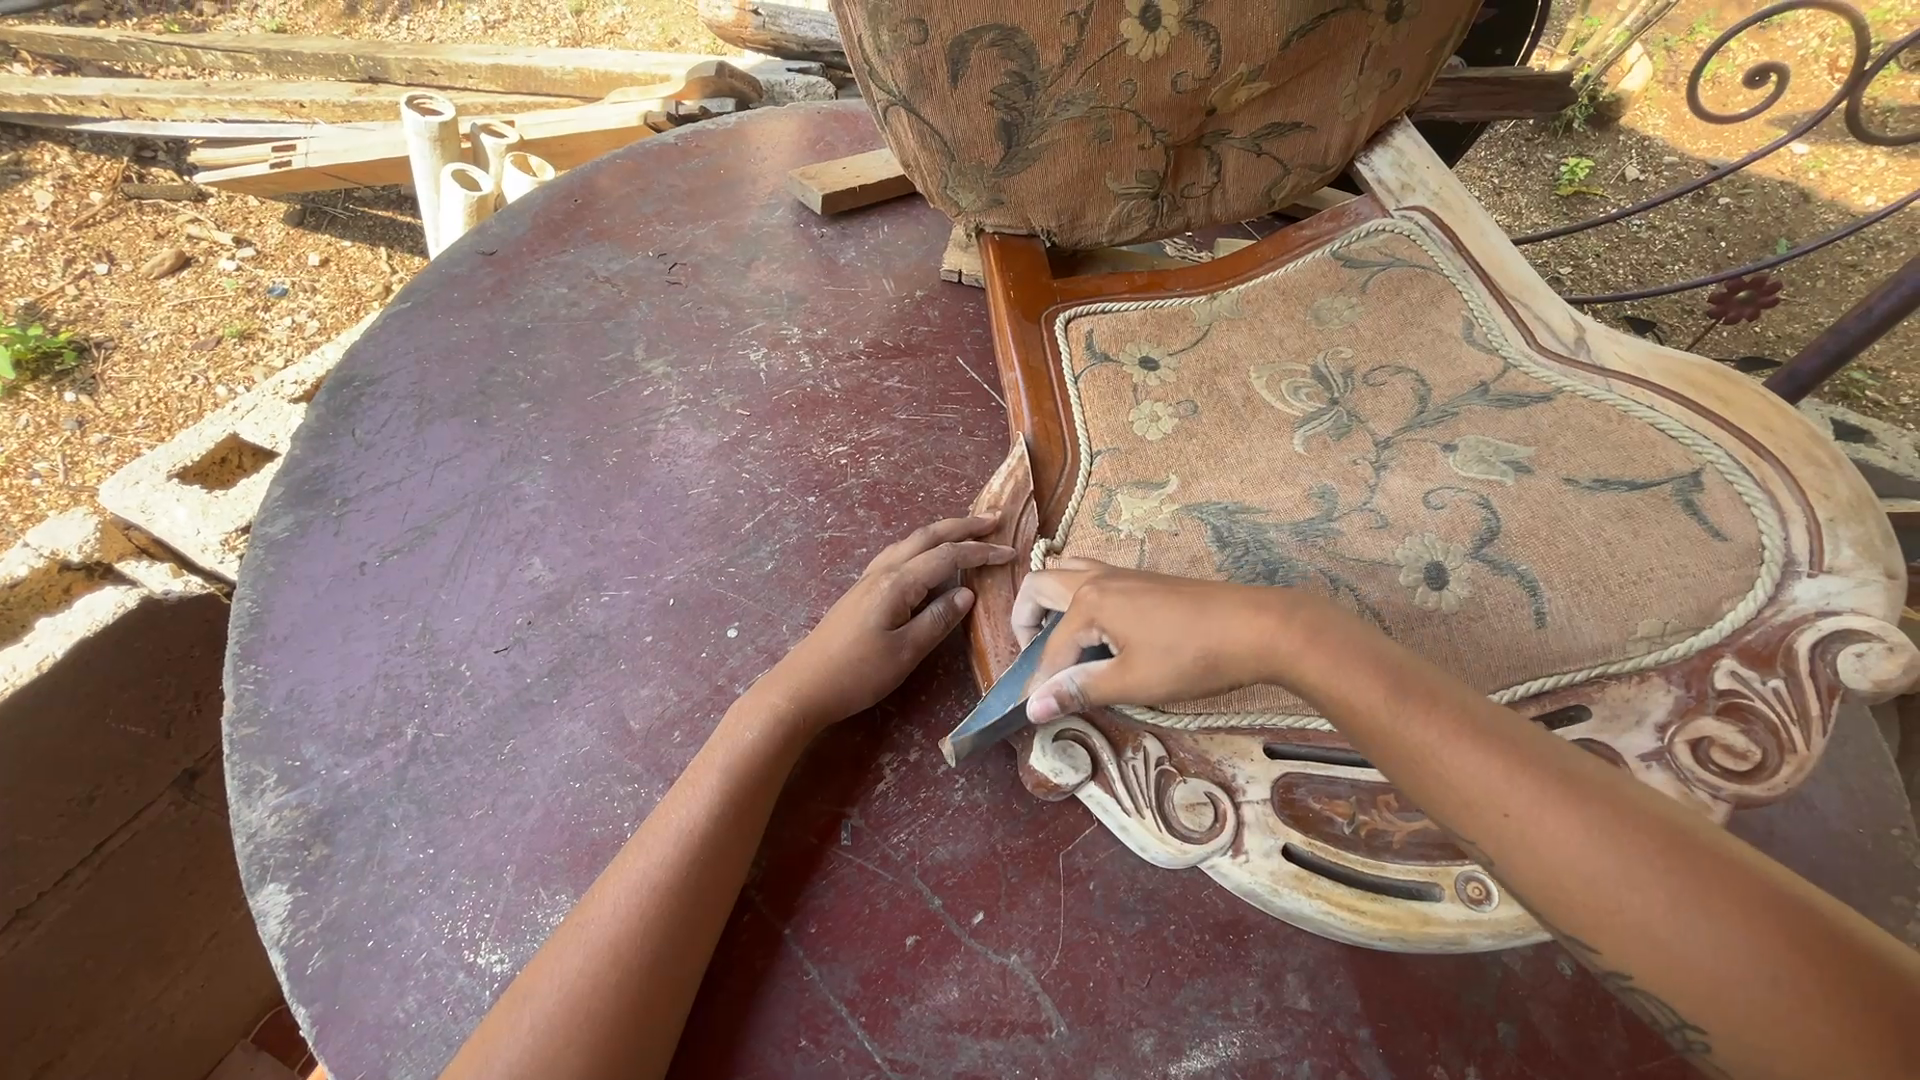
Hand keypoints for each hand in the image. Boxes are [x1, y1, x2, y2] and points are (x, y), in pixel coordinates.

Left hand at [746, 514, 1014, 733]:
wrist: (803, 686)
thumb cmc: (857, 673)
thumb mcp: (906, 652)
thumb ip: (938, 619)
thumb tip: (966, 592)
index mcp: (897, 582)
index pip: (947, 556)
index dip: (980, 552)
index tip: (1010, 552)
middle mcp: (882, 571)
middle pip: (927, 536)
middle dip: (962, 526)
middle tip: (994, 520)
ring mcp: (868, 579)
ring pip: (910, 542)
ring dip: (941, 533)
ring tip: (966, 532)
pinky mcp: (862, 592)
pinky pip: (899, 555)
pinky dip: (922, 547)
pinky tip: (927, 558)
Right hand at [1015, 558, 1328, 721]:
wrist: (1259, 627)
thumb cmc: (1193, 657)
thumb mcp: (1133, 682)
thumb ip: (1079, 690)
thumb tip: (1031, 708)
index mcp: (1089, 601)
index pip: (1049, 648)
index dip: (1039, 684)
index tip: (1032, 713)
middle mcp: (1097, 579)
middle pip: (1040, 585)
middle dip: (1025, 621)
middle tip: (1035, 659)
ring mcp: (1122, 574)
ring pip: (1066, 572)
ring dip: (1050, 602)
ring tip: (1060, 642)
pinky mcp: (1144, 581)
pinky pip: (1091, 578)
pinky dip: (1076, 600)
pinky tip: (1099, 636)